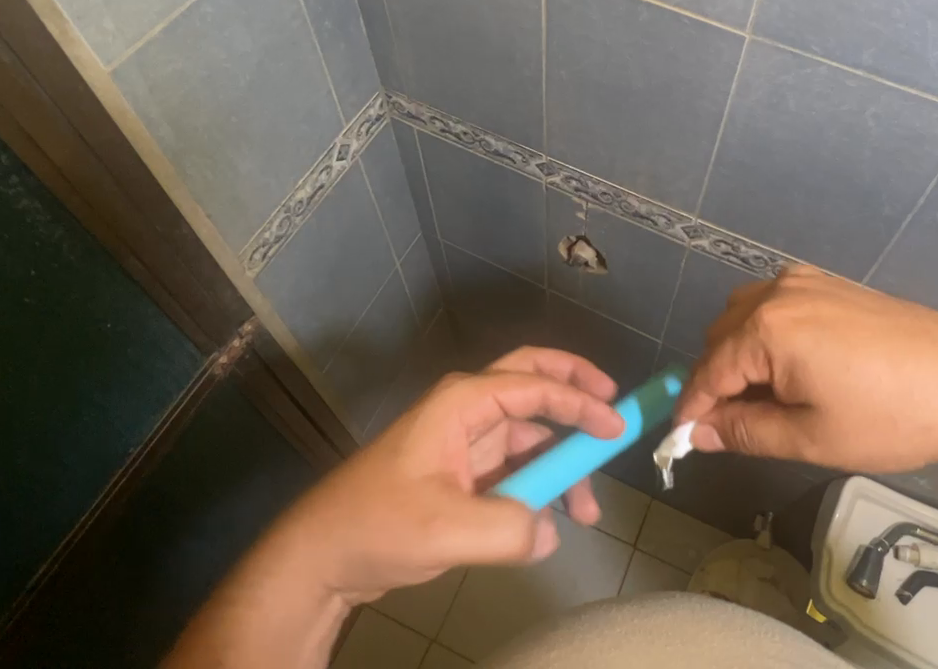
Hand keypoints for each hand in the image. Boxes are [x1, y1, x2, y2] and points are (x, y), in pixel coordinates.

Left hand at [166, 348, 622, 667]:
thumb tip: (551, 530)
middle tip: (614, 411)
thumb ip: (509, 528)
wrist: (322, 557)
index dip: (581, 403)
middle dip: (576, 390)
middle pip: (533, 380)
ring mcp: (466, 441)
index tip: (616, 428)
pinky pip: (516, 466)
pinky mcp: (463, 472)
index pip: (535, 387)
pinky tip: (554, 520)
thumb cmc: (376, 525)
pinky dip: (542, 485)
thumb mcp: (445, 529)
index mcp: (463, 402)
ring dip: (562, 462)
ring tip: (587, 509)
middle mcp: (469, 410)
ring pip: (530, 433)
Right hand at [675, 265, 937, 473]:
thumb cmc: (888, 418)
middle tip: (731, 426)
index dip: (692, 406)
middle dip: (717, 379)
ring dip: (739, 353)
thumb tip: (697, 432)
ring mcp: (806, 281)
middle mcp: (779, 292)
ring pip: (745, 315)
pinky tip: (793, 367)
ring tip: (765, 399)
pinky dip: (766, 333)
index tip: (681, 437)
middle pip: (721, 336)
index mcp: (768, 327)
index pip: (709, 369)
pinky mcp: (830, 283)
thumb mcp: (810, 438)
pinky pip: (776, 303)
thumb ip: (743, 431)